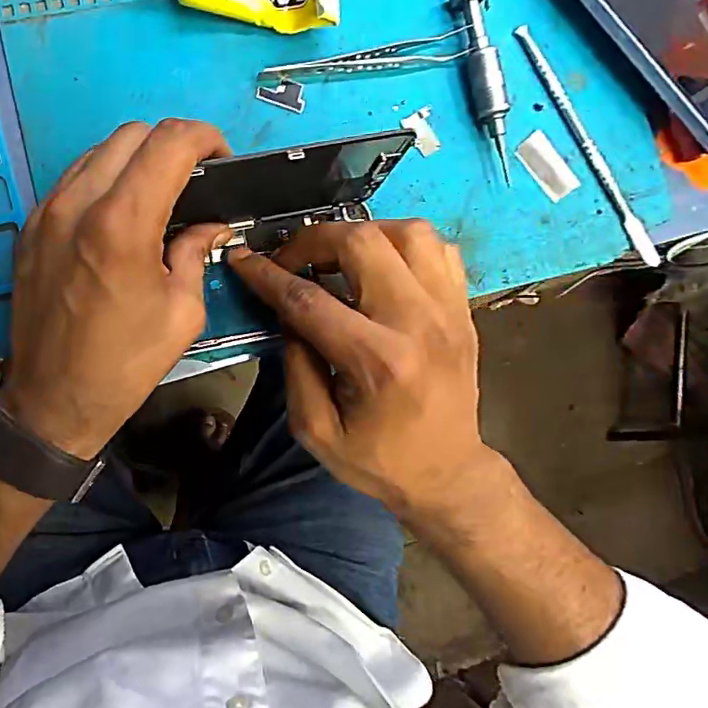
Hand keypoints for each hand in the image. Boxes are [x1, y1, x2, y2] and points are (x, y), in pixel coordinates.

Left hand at [2, 120, 232, 458]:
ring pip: (99, 150)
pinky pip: (73, 178)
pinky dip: (103, 179)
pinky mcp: (29, 226)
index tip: (219, 159)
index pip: (169, 141)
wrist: (51, 400)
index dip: (205, 137)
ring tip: (156, 193)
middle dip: (172, 145)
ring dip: (135, 159)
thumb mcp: (182, 312)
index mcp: (122, 223)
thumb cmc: (124, 363)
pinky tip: (118, 212)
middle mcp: (78, 202)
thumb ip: (196, 252)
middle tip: (192, 179)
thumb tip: (209, 224)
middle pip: (132, 134)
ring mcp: (46, 211)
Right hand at [225, 220, 493, 519]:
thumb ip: (294, 364)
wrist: (447, 474)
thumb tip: (286, 310)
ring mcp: (449, 311)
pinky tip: (379, 265)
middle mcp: (420, 325)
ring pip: (409, 232)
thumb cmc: (378, 460)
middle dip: (313, 240)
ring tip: (338, 256)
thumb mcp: (315, 428)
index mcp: (378, 362)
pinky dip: (402, 244)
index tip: (244, 260)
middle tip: (292, 260)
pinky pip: (438, 249)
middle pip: (363, 243)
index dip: (268, 275)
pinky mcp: (463, 308)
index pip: (310, 299)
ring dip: (363, 234)